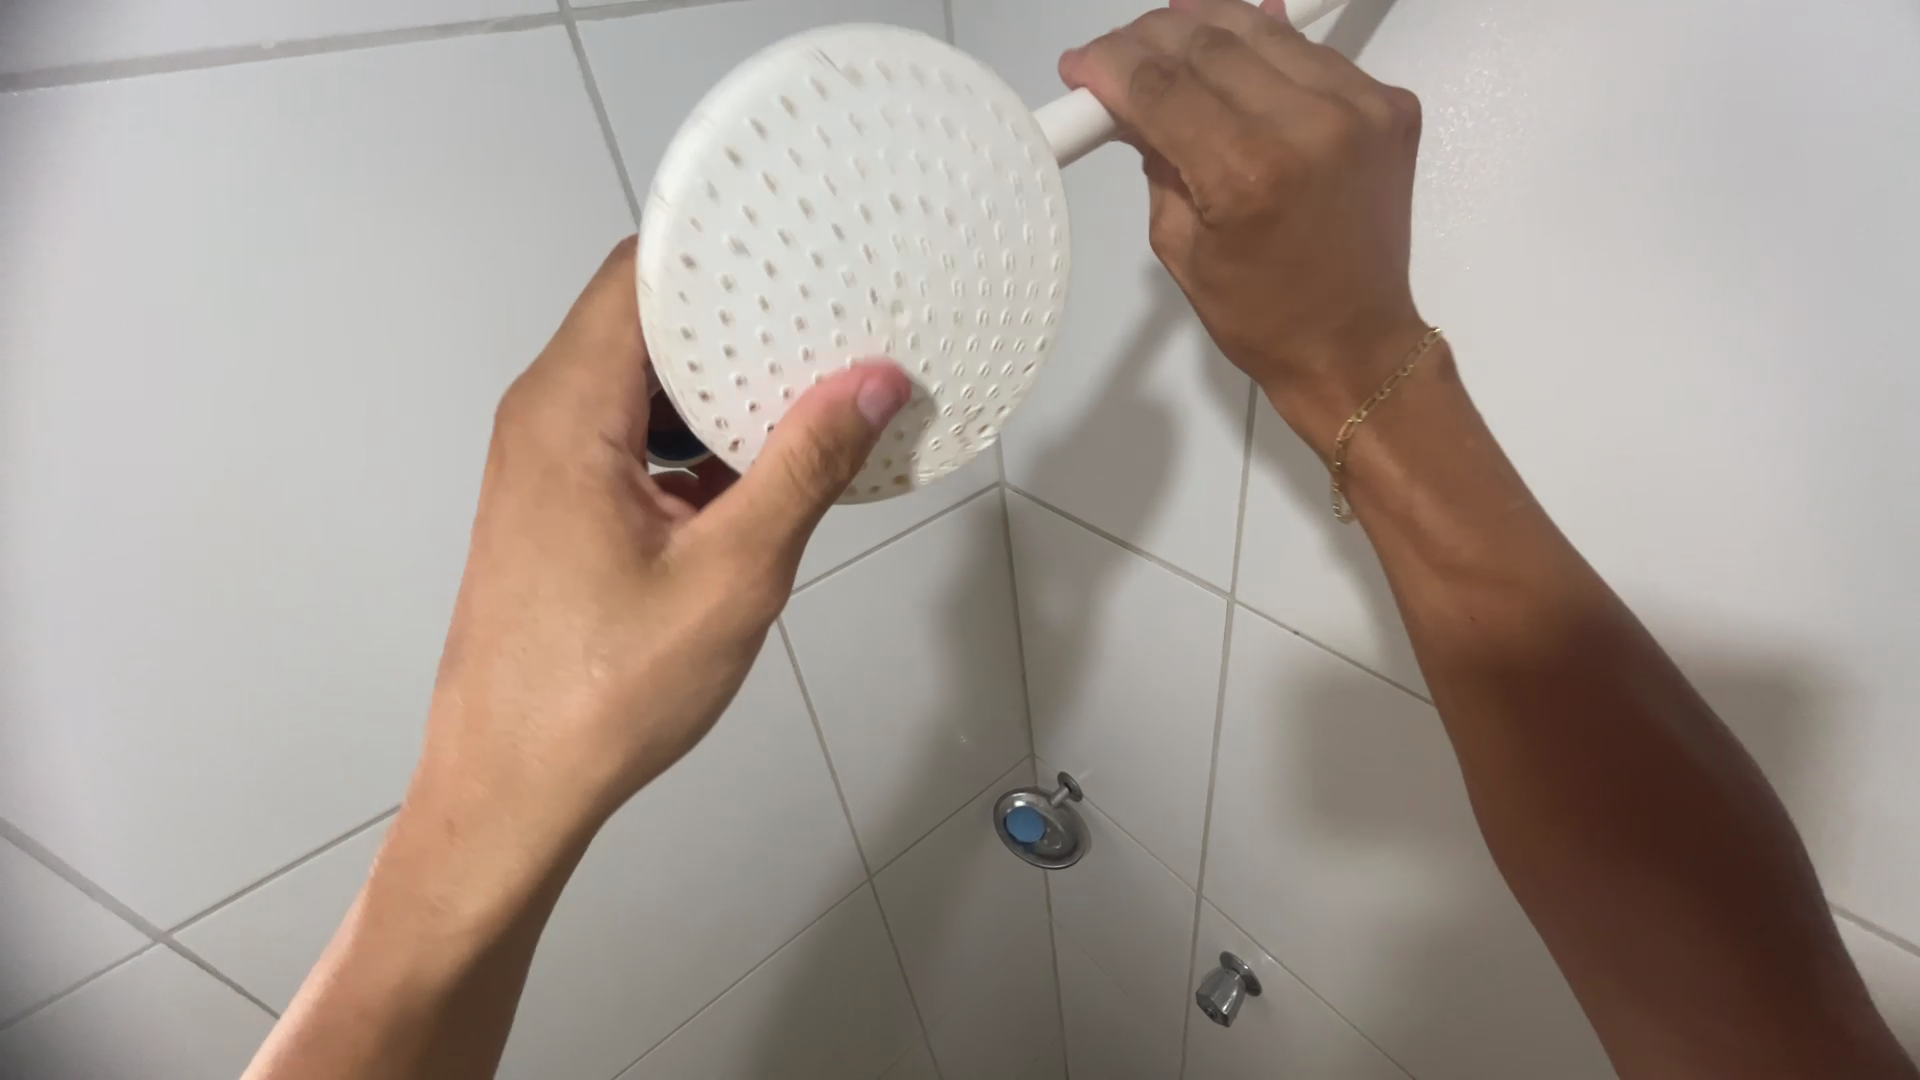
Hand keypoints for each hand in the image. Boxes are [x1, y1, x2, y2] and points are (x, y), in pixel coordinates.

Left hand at [408, 237, 910, 875]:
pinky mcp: (570, 505)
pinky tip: (769, 461)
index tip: (806, 249)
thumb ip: (804, 466)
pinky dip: (704, 437)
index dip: (722, 253)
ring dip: (728, 385)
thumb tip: (876, 381)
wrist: (516, 789)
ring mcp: (554, 463)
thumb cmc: (615, 686)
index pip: (643, 278)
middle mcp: (549, 416)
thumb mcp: (734, 571)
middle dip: (741, 318)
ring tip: (818, 384)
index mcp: (570, 409)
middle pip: (647, 324)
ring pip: (649, 384)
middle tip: (835, 317)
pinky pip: (643, 437)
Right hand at [1061, 0, 1426, 451]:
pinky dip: (1260, 45)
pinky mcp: (1389, 103)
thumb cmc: (1259, 319)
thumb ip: (1158, 170)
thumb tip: (1138, 113)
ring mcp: (1360, 106)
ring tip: (1163, 35)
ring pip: (1262, 31)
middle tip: (1115, 51)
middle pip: (1210, 43)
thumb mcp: (1181, 252)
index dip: (1110, 66)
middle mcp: (1309, 125)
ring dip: (1201, 26)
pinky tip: (1227, 47)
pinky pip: (1309, 54)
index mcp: (1246, 177)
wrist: (1351, 343)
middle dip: (1148, 37)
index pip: (1163, 89)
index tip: (1079, 66)